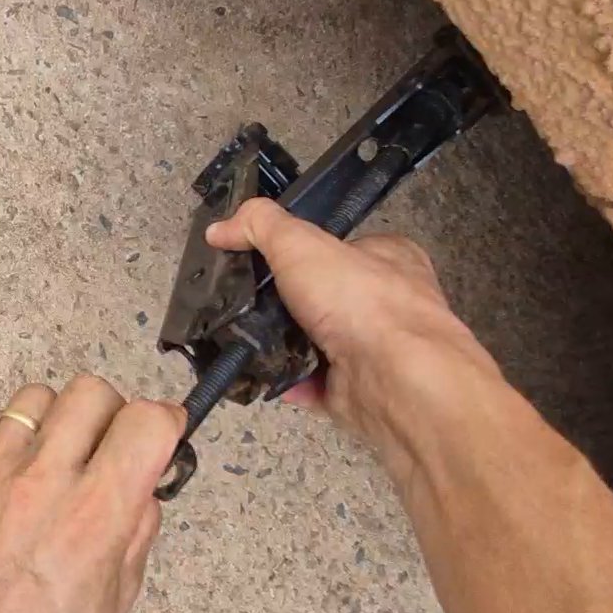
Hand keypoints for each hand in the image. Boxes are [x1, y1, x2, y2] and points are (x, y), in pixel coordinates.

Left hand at [0, 376, 184, 612]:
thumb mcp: (120, 596)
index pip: (145, 423)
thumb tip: (147, 475)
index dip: (165, 420)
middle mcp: (43, 483)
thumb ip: (138, 525)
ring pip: (40, 395)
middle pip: (92, 392)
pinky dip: (16, 433)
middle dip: (113, 413)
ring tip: (59, 456)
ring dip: (61, 419)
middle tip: (108, 447)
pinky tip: (20, 468)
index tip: (164, 431)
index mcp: (94, 517)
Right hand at [204, 197, 499, 454]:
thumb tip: (219, 228)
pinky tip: (262, 372)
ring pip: (314, 341)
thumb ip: (260, 226)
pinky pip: (309, 381)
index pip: (340, 246)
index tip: (263, 260)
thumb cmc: (362, 302)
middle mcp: (386, 302)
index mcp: (388, 258)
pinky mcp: (356, 387)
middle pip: (322, 297)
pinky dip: (285, 379)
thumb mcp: (300, 243)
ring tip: (248, 337)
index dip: (300, 251)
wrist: (392, 377)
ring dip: (281, 343)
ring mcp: (372, 348)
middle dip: (286, 303)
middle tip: (249, 303)